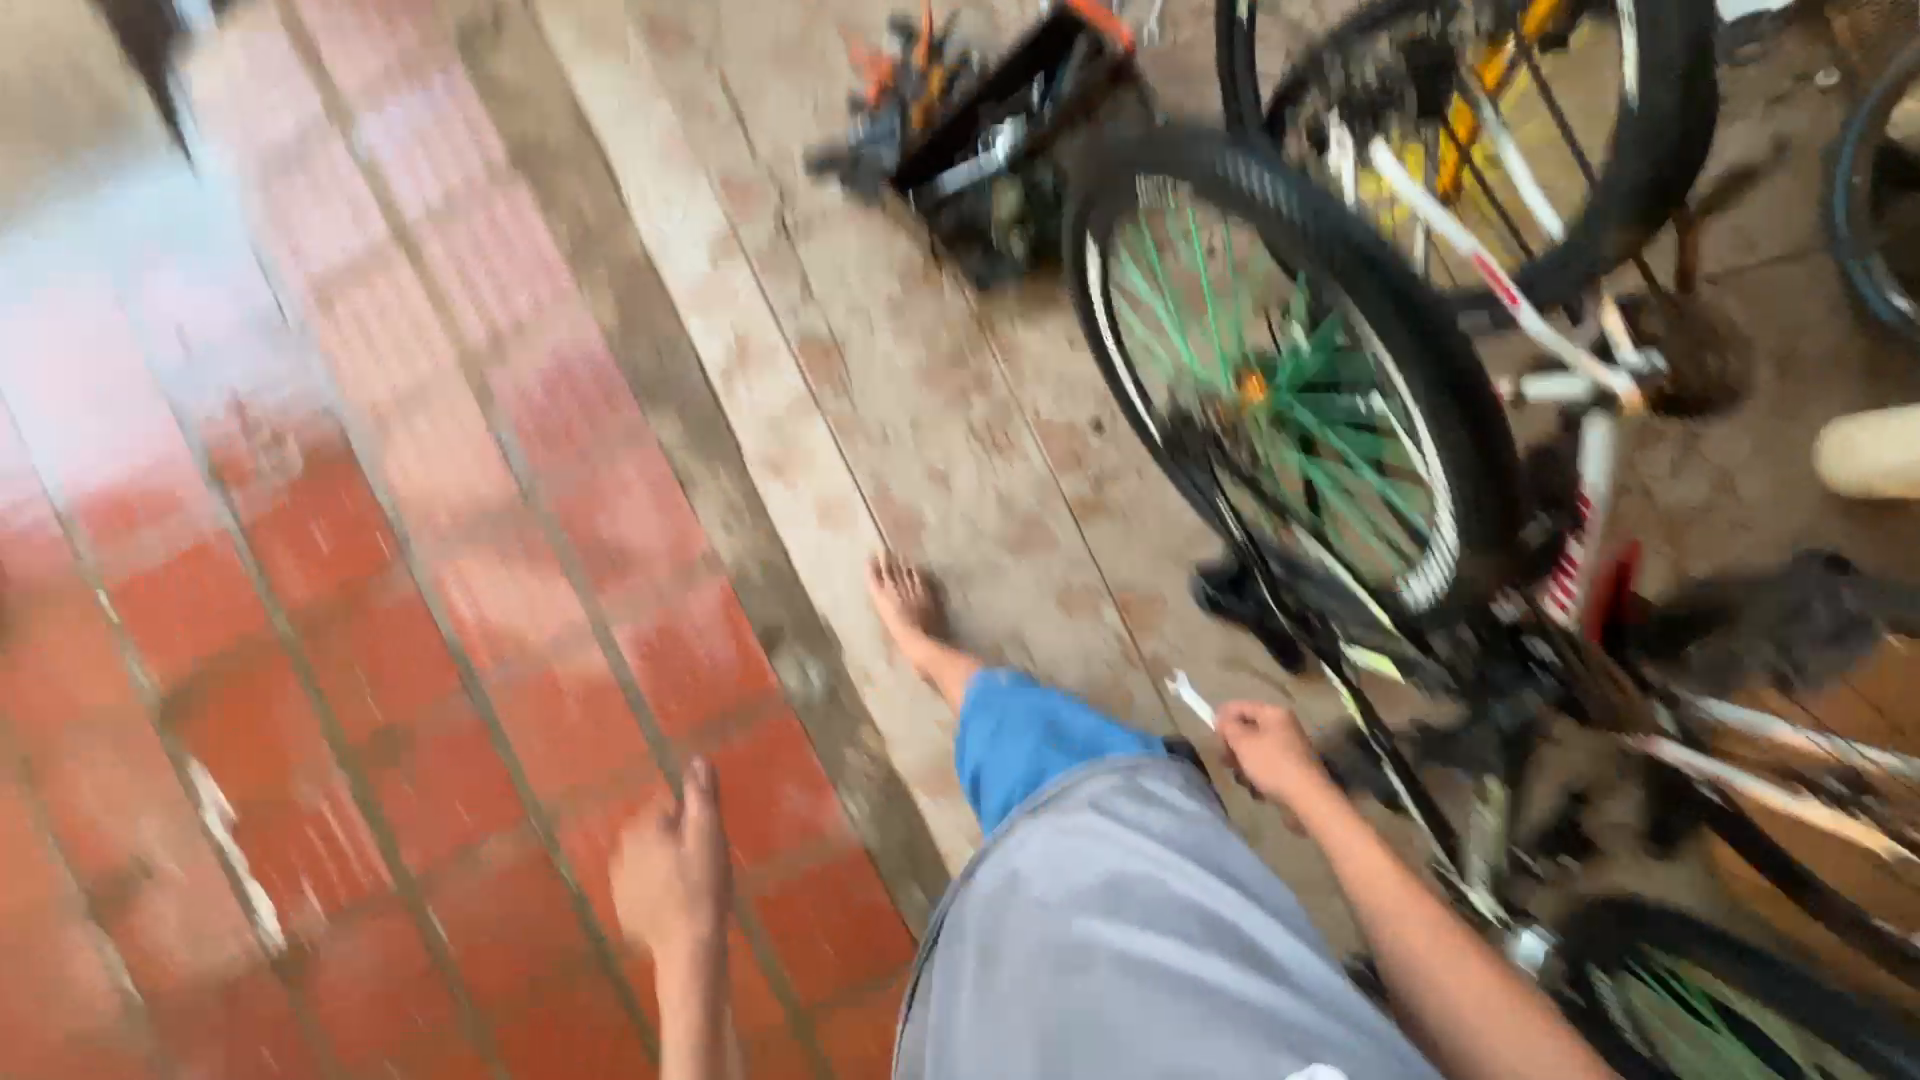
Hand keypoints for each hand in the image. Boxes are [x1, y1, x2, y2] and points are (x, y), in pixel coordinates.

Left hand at [612, 757, 731, 968]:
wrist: (688, 945)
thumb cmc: (703, 883)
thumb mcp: (709, 833)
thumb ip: (700, 794)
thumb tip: (697, 759)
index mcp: (641, 827)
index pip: (669, 804)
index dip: (692, 817)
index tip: (707, 837)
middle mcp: (621, 850)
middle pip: (656, 830)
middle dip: (676, 837)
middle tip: (702, 858)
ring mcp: (618, 883)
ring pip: (648, 857)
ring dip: (665, 860)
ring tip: (691, 880)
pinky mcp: (622, 908)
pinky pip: (642, 883)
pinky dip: (656, 885)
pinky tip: (675, 899)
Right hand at [1215, 700, 1331, 801]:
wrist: (1308, 798)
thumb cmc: (1272, 765)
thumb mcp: (1242, 742)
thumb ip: (1227, 726)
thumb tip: (1221, 719)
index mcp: (1273, 713)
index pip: (1239, 706)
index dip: (1222, 719)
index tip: (1213, 738)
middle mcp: (1283, 726)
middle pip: (1247, 728)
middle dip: (1233, 744)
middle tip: (1225, 759)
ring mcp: (1289, 747)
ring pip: (1254, 748)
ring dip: (1243, 762)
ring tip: (1241, 776)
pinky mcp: (1291, 767)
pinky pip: (1265, 763)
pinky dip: (1256, 773)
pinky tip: (1255, 786)